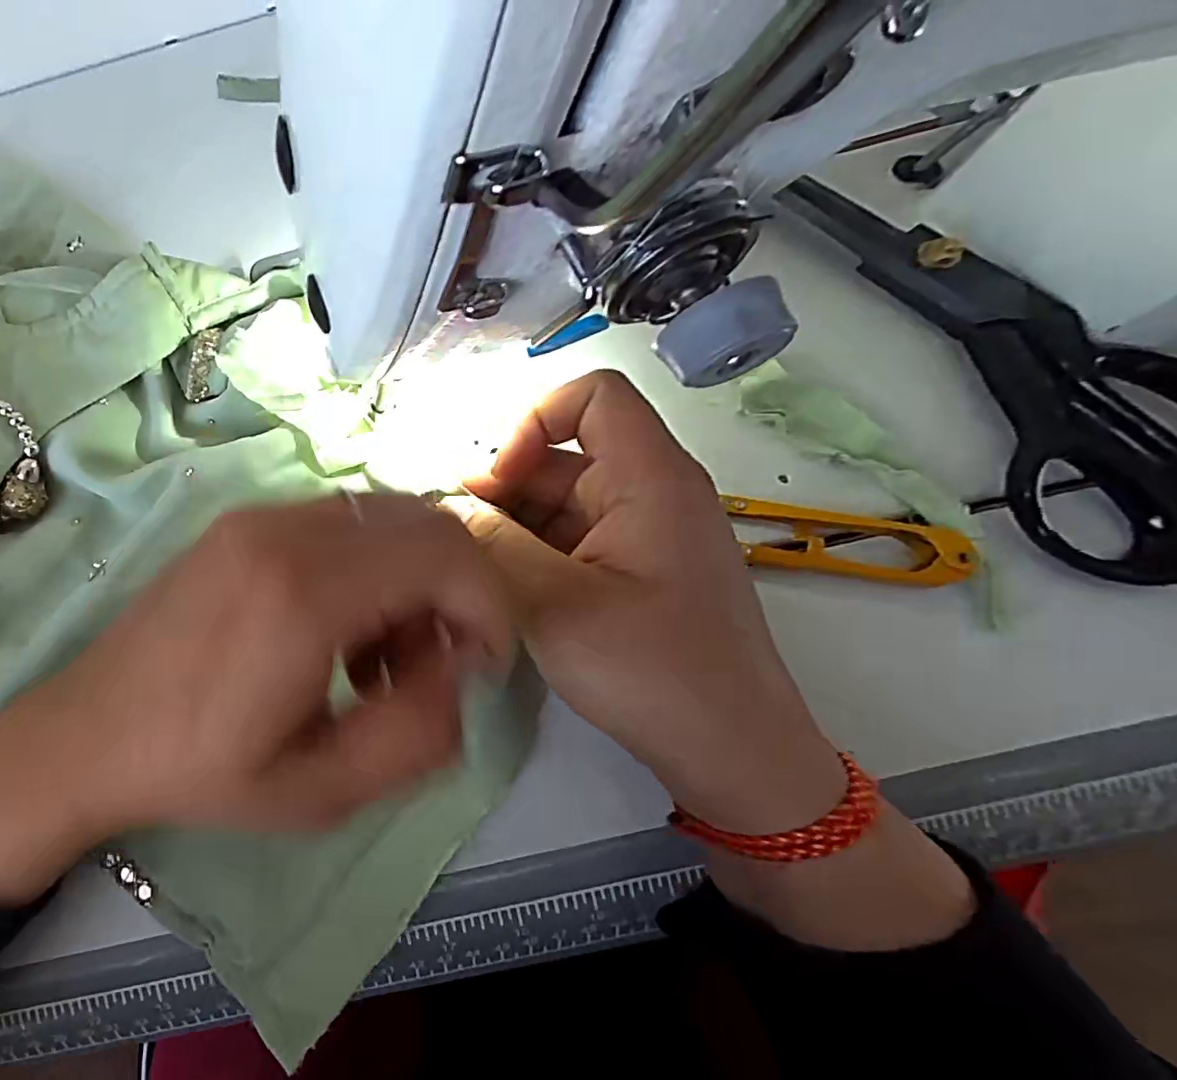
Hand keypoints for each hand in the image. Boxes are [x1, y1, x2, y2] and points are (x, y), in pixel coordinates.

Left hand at [0, 495, 509, 905]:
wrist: (88, 732)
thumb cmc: (200, 771)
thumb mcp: (321, 790)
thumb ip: (417, 734)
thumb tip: (458, 668)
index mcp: (304, 593)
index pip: (446, 553)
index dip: (488, 607)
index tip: (481, 668)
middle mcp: (284, 530)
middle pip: (423, 522)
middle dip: (455, 593)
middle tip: (432, 666)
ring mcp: (257, 516)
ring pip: (383, 519)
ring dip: (410, 581)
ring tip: (377, 661)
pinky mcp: (240, 522)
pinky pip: (339, 524)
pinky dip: (368, 567)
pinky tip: (336, 632)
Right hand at [462, 370, 971, 949]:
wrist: (731, 752)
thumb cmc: (651, 671)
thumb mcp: (555, 604)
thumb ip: (492, 545)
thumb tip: (446, 508)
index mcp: (649, 479)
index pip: (591, 395)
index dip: (532, 422)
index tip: (495, 482)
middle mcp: (649, 492)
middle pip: (562, 453)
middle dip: (501, 486)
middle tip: (454, 540)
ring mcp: (641, 533)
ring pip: (558, 500)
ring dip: (509, 524)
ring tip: (468, 570)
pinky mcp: (632, 569)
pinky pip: (570, 537)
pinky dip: (529, 551)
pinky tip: (499, 589)